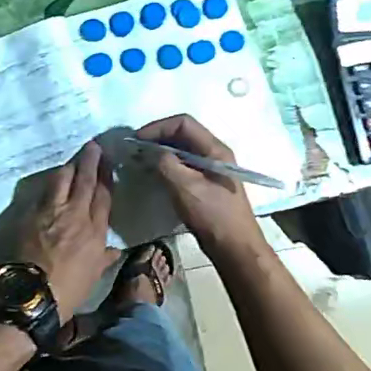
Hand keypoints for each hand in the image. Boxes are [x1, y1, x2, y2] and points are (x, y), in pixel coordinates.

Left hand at [11, 141, 122, 317]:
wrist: (31, 293)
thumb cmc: (67, 291)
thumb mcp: (93, 277)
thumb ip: (104, 259)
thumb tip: (116, 251)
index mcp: (94, 230)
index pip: (103, 196)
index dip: (106, 177)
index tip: (107, 163)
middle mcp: (75, 214)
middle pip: (84, 181)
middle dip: (89, 162)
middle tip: (93, 146)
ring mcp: (50, 212)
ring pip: (61, 180)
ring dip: (68, 167)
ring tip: (73, 160)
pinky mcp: (30, 214)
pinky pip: (43, 193)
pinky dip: (50, 184)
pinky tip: (52, 181)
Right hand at [135, 114, 265, 257]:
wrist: (234, 247)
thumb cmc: (213, 215)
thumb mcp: (185, 187)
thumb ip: (166, 164)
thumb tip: (150, 152)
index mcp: (214, 149)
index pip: (183, 123)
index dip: (158, 127)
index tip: (137, 140)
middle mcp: (214, 154)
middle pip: (182, 135)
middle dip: (157, 139)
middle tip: (135, 150)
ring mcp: (211, 169)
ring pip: (182, 151)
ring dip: (161, 153)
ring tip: (141, 162)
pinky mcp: (206, 184)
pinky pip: (184, 166)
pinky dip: (167, 166)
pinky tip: (154, 175)